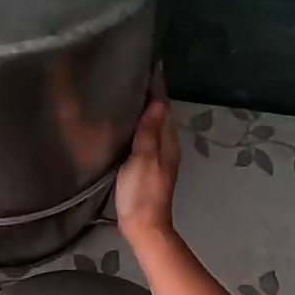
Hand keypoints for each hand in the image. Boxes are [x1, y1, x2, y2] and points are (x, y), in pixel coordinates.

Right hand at [116, 92, 180, 245]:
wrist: (143, 226)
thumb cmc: (142, 192)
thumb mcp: (144, 158)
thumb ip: (150, 131)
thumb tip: (159, 101)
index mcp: (168, 143)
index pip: (165, 109)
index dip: (158, 90)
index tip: (148, 68)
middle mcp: (167, 148)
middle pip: (161, 118)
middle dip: (151, 99)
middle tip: (132, 77)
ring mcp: (158, 160)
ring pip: (153, 129)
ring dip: (144, 114)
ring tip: (127, 96)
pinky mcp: (147, 169)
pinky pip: (146, 141)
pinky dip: (139, 129)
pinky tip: (126, 127)